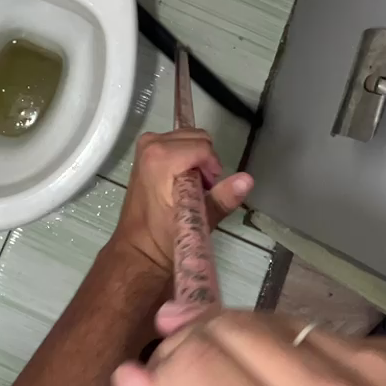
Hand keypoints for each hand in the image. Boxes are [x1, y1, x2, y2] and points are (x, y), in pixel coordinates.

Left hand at [110, 130, 253, 277]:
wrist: (137, 248)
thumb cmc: (165, 239)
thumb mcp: (198, 222)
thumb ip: (222, 198)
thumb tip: (247, 179)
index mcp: (161, 158)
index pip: (203, 147)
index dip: (212, 167)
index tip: (207, 189)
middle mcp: (152, 143)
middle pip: (197, 138)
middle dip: (205, 162)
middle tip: (199, 191)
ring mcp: (147, 143)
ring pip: (188, 137)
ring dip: (196, 159)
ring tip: (190, 187)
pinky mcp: (146, 147)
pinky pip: (177, 141)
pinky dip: (185, 156)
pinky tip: (180, 180)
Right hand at [111, 312, 385, 385]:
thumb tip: (130, 374)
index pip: (197, 361)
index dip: (165, 371)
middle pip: (228, 327)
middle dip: (196, 348)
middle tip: (188, 384)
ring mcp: (372, 374)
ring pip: (264, 320)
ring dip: (239, 348)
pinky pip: (307, 329)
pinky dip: (285, 352)